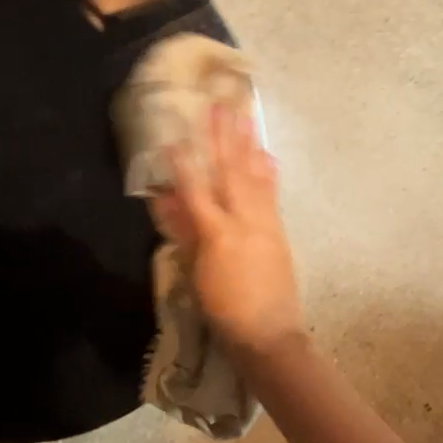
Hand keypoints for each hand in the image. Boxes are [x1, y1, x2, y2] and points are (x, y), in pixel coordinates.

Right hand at [152, 102, 305, 363]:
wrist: (268, 335)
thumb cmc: (222, 306)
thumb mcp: (194, 270)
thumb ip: (181, 229)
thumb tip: (164, 197)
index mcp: (217, 232)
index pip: (194, 188)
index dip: (182, 161)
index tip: (173, 135)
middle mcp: (243, 220)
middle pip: (230, 170)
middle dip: (222, 136)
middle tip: (218, 106)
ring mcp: (264, 223)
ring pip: (254, 175)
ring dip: (247, 144)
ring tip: (245, 116)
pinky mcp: (278, 230)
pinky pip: (271, 193)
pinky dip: (268, 172)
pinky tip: (266, 154)